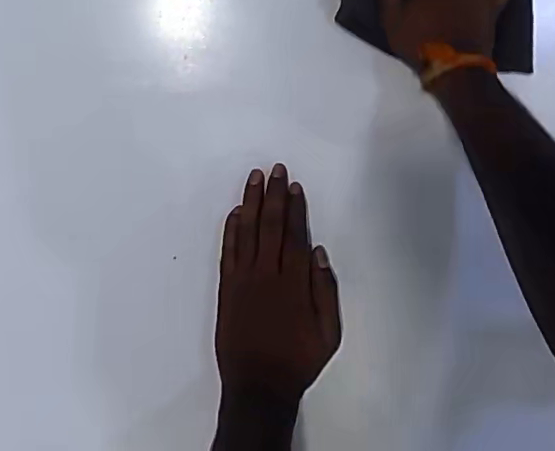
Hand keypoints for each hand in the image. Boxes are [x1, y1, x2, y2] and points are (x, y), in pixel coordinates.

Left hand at [215, 164, 341, 405]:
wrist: (258, 385)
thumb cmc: (298, 359)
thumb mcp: (328, 334)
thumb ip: (326, 291)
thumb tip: (318, 252)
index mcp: (294, 283)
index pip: (295, 235)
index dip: (295, 208)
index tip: (295, 186)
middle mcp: (268, 274)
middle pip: (271, 225)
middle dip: (274, 194)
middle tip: (276, 169)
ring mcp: (244, 278)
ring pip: (247, 230)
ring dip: (251, 201)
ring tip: (255, 177)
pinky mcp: (226, 286)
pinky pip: (228, 250)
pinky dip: (231, 228)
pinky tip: (235, 211)